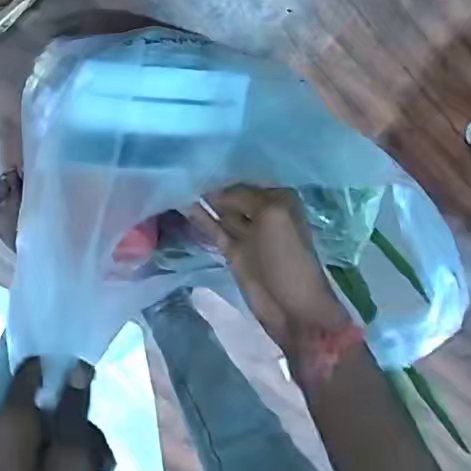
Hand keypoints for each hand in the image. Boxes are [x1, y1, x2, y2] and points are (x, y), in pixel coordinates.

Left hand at [0, 357, 115, 470]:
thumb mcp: (71, 464)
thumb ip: (75, 413)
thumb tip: (77, 369)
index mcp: (7, 423)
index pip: (30, 369)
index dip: (61, 366)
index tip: (90, 377)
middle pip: (42, 406)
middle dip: (77, 421)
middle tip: (104, 454)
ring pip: (40, 432)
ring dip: (73, 445)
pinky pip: (29, 454)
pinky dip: (54, 460)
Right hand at [189, 185, 354, 358]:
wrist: (293, 308)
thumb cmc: (288, 257)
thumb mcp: (272, 215)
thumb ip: (244, 197)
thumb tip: (214, 192)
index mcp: (279, 199)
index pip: (246, 180)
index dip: (224, 172)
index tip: (198, 162)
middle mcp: (263, 211)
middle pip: (233, 193)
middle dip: (212, 184)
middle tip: (181, 171)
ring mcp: (248, 233)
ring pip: (222, 211)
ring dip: (203, 200)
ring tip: (176, 184)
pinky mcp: (233, 251)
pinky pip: (214, 229)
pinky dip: (200, 218)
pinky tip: (183, 205)